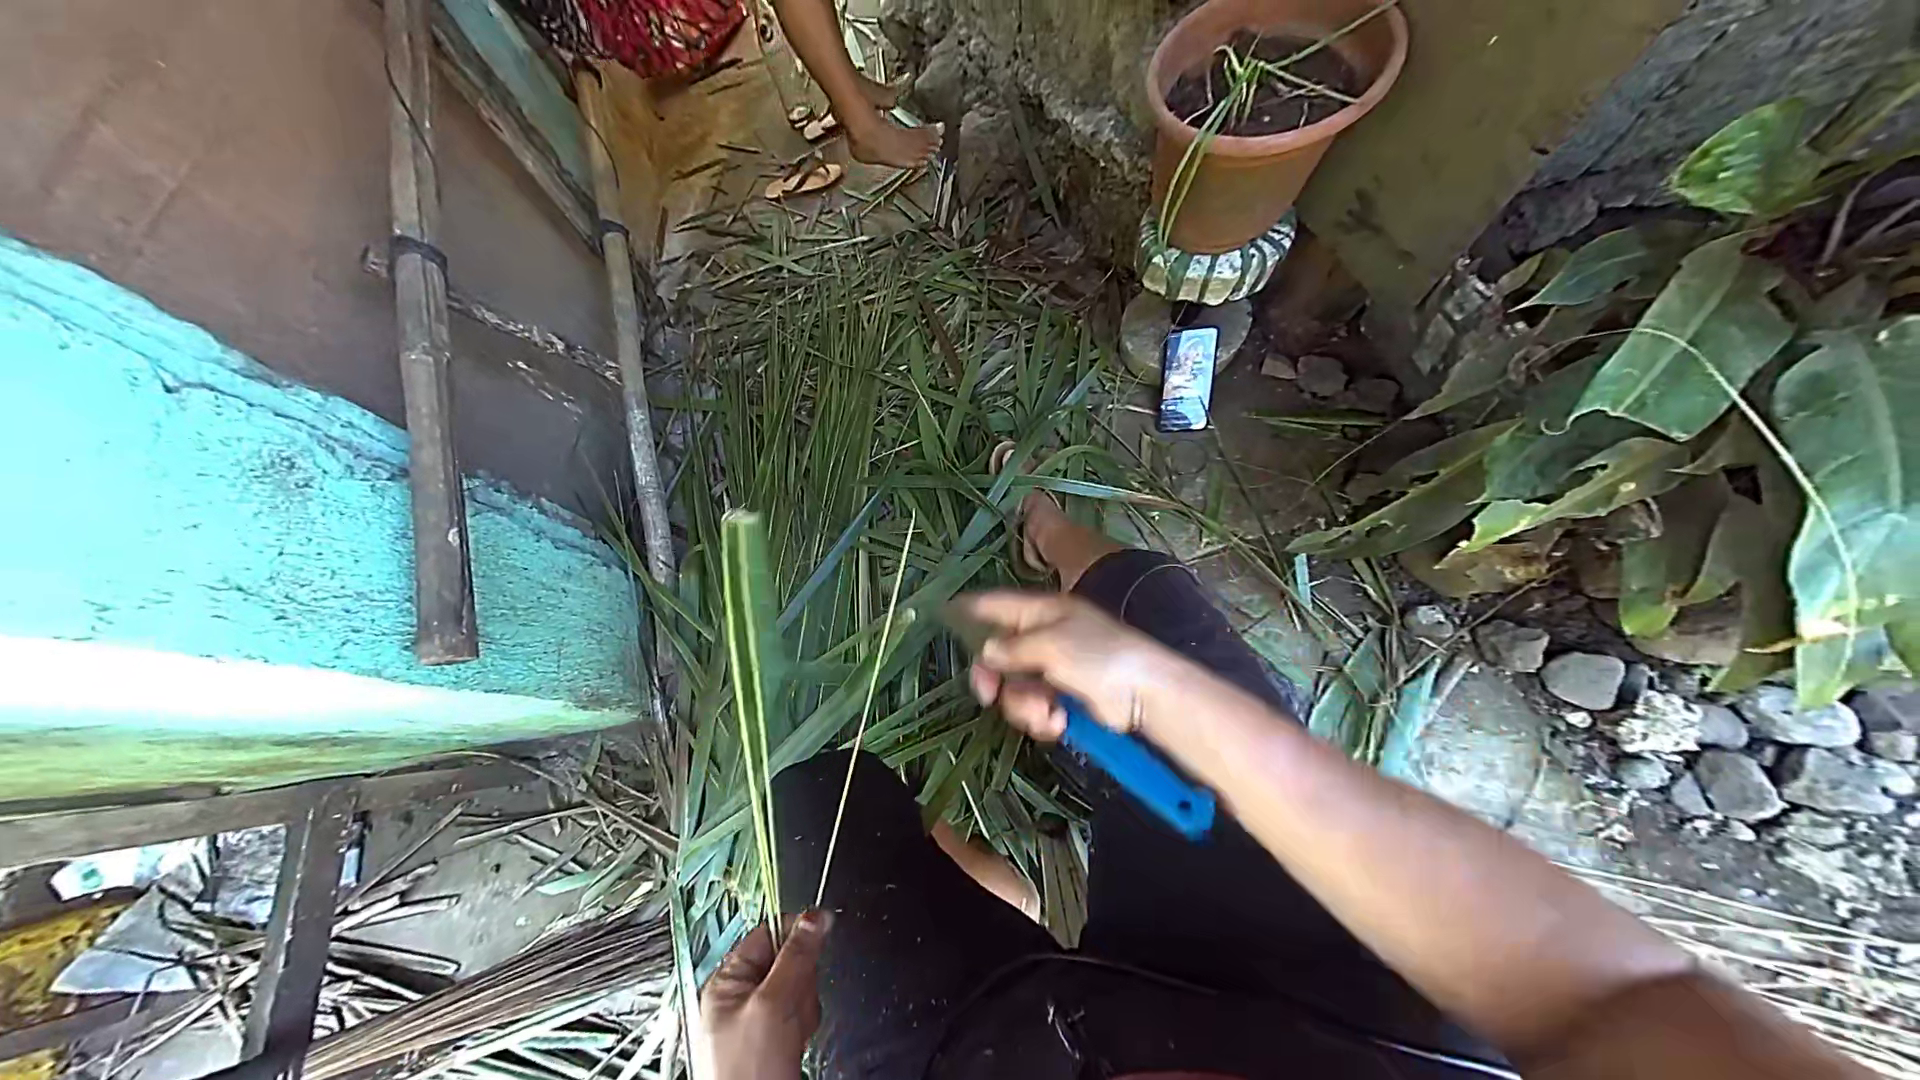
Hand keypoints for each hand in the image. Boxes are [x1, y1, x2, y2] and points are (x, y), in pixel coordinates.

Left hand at [698, 911, 830, 1079]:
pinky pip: (802, 1011)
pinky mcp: (775, 1036)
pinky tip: (793, 1042)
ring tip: (789, 1032)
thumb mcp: (773, 1004)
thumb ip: (797, 957)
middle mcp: (741, 995)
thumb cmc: (746, 1074)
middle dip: (800, 982)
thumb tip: (816, 917)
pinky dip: (804, 1024)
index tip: (819, 933)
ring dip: (803, 1007)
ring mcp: (759, 1018)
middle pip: (790, 958)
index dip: (796, 932)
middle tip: (791, 1006)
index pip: (769, 932)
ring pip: (800, 985)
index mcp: (728, 980)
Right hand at [953, 590, 1191, 740]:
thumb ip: (1014, 648)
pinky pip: (1032, 708)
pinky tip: (1059, 722)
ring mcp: (1051, 669)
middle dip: (992, 677)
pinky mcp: (1061, 699)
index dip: (970, 608)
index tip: (944, 614)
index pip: (996, 604)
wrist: (1144, 694)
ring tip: (1048, 712)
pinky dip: (1041, 719)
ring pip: (1012, 688)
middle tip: (987, 694)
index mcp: (1042, 612)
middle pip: (997, 654)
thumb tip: (988, 653)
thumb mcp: (1052, 645)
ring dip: (1024, 705)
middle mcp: (1042, 637)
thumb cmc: (1100, 656)